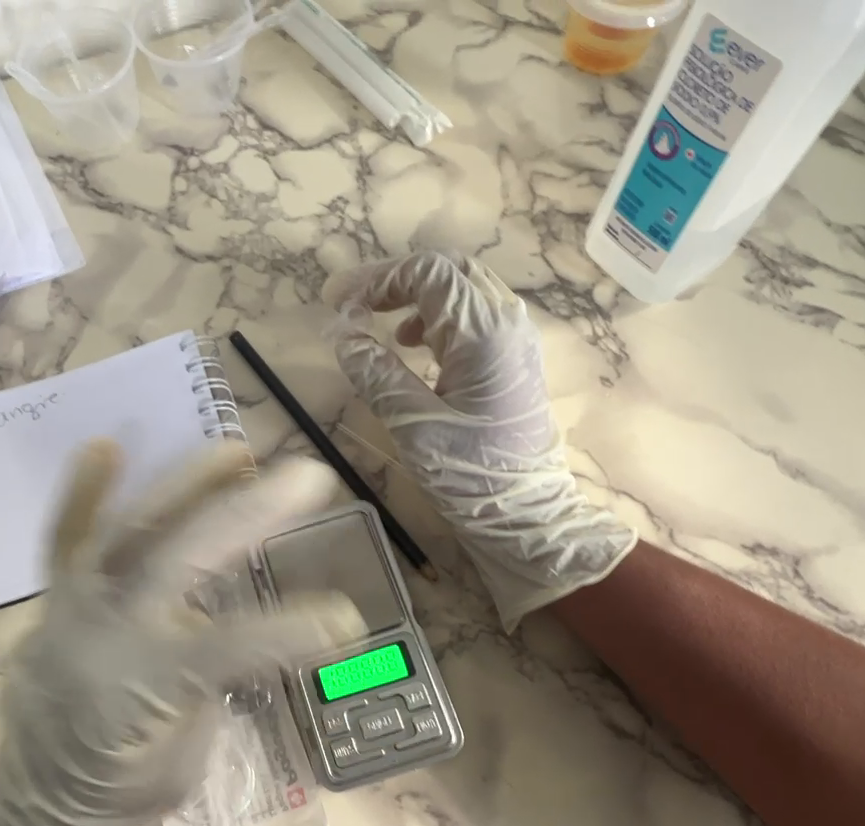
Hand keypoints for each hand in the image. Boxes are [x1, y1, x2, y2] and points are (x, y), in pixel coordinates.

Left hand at [0, 441, 362, 825]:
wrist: (35, 806)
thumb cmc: (122, 793)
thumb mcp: (185, 757)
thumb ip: (212, 690)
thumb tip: (247, 638)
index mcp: (148, 686)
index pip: (232, 646)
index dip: (293, 630)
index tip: (348, 621)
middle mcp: (108, 632)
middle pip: (180, 558)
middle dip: (246, 512)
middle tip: (308, 476)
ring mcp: (76, 606)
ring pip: (130, 531)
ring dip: (186, 484)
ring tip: (236, 452)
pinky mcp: (56, 598)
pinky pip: (65, 538)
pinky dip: (85, 493)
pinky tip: (108, 445)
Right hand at [323, 251, 635, 630]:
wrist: (526, 515)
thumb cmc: (470, 474)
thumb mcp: (414, 426)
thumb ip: (376, 373)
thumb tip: (342, 334)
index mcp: (485, 333)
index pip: (429, 273)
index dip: (377, 279)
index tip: (338, 303)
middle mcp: (507, 323)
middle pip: (449, 271)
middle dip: (396, 280)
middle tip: (353, 303)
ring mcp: (515, 341)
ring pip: (463, 291)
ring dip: (416, 297)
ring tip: (378, 326)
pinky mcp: (512, 360)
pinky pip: (473, 317)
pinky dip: (436, 318)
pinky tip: (412, 346)